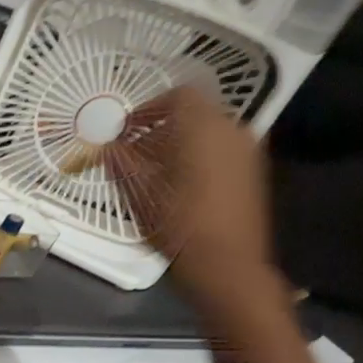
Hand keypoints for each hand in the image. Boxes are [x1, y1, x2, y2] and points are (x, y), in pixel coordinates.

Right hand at [113, 86, 281, 313]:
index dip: (147, 109)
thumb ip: (123, 163)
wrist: (228, 265)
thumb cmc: (178, 225)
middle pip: (194, 114)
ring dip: (179, 144)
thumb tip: (109, 147)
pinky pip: (220, 150)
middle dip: (161, 128)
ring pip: (208, 133)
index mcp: (203, 128)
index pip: (177, 97)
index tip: (124, 131)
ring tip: (152, 172)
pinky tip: (177, 186)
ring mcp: (247, 151)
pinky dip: (197, 156)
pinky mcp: (252, 172)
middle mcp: (232, 130)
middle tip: (133, 153)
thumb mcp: (139, 194)